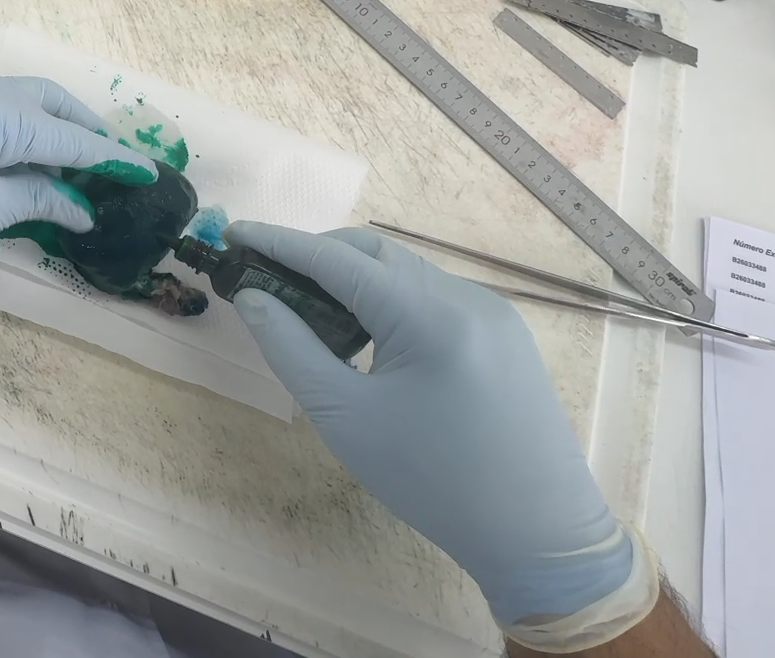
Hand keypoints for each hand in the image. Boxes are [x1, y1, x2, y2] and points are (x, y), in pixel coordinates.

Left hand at [0, 73, 155, 290]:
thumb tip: (83, 207)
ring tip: (74, 162)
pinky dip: (15, 128)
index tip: (146, 170)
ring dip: (47, 126)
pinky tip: (28, 156)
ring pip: (14, 100)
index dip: (107, 156)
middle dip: (81, 127)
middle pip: (42, 100)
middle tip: (110, 160)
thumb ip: (40, 199)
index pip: (63, 134)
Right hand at [226, 222, 637, 630]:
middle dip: (310, 253)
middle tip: (265, 275)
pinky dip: (380, 293)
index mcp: (428, 318)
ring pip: (399, 268)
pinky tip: (360, 328)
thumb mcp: (342, 415)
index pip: (335, 259)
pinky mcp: (502, 333)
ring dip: (345, 272)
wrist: (542, 541)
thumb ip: (288, 346)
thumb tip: (249, 296)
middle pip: (370, 251)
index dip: (277, 241)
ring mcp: (491, 313)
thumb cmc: (430, 480)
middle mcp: (466, 299)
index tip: (232, 232)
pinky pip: (425, 291)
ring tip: (305, 305)